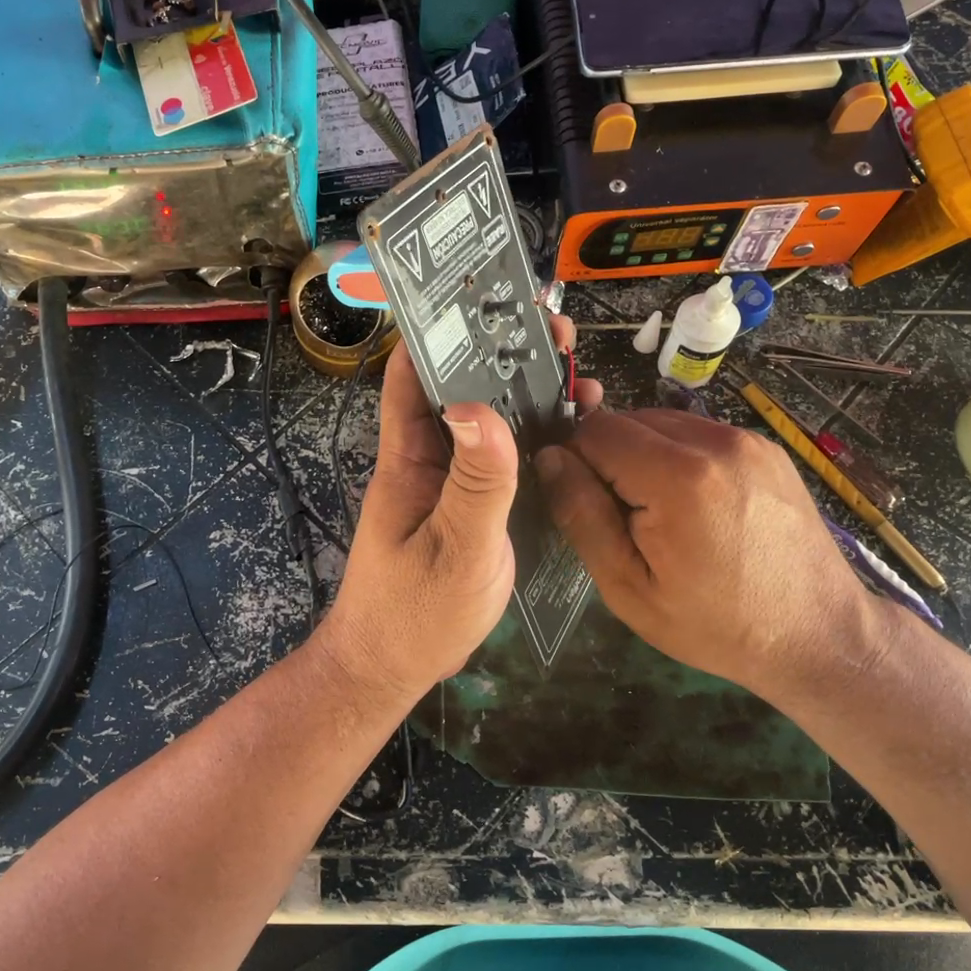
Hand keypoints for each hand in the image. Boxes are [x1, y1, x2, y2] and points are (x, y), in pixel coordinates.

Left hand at [316, 316, 602, 701]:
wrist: (393, 668)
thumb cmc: (413, 613)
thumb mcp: (454, 549)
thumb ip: (475, 483)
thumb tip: (479, 405)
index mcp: (409, 461)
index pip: (409, 379)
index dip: (437, 335)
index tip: (480, 301)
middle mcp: (428, 462)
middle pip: (459, 392)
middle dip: (500, 358)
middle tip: (554, 332)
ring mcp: (450, 486)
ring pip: (487, 425)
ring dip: (525, 397)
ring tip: (577, 373)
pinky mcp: (471, 510)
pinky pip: (503, 463)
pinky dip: (534, 440)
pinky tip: (571, 430)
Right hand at [533, 408, 877, 693]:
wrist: (819, 635)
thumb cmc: (716, 624)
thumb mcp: (628, 586)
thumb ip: (582, 515)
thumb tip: (550, 459)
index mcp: (679, 477)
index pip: (595, 431)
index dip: (577, 462)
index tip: (587, 505)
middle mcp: (716, 441)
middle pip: (628, 420)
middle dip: (610, 460)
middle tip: (625, 519)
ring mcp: (747, 440)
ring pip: (662, 422)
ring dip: (644, 457)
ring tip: (662, 515)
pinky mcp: (766, 447)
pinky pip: (697, 433)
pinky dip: (679, 458)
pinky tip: (694, 506)